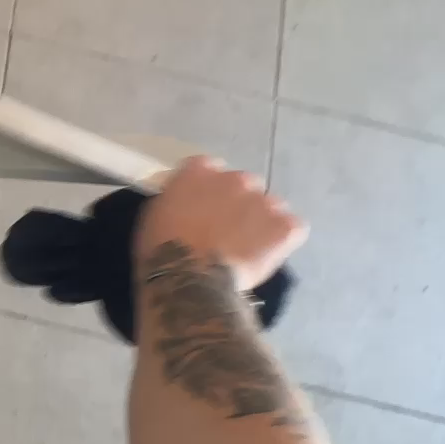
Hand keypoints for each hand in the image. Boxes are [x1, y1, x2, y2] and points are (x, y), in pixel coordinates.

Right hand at [135, 157, 306, 291]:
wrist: (189, 276)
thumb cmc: (160, 245)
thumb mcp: (155, 212)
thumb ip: (176, 197)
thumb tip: (188, 200)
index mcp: (200, 171)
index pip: (205, 166)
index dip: (202, 185)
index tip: (196, 200)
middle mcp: (238, 179)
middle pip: (241, 184)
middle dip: (234, 200)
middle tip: (220, 224)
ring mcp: (268, 202)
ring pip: (267, 206)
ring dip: (256, 219)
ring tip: (240, 243)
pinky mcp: (289, 226)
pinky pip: (287, 228)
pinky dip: (276, 239)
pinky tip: (257, 252)